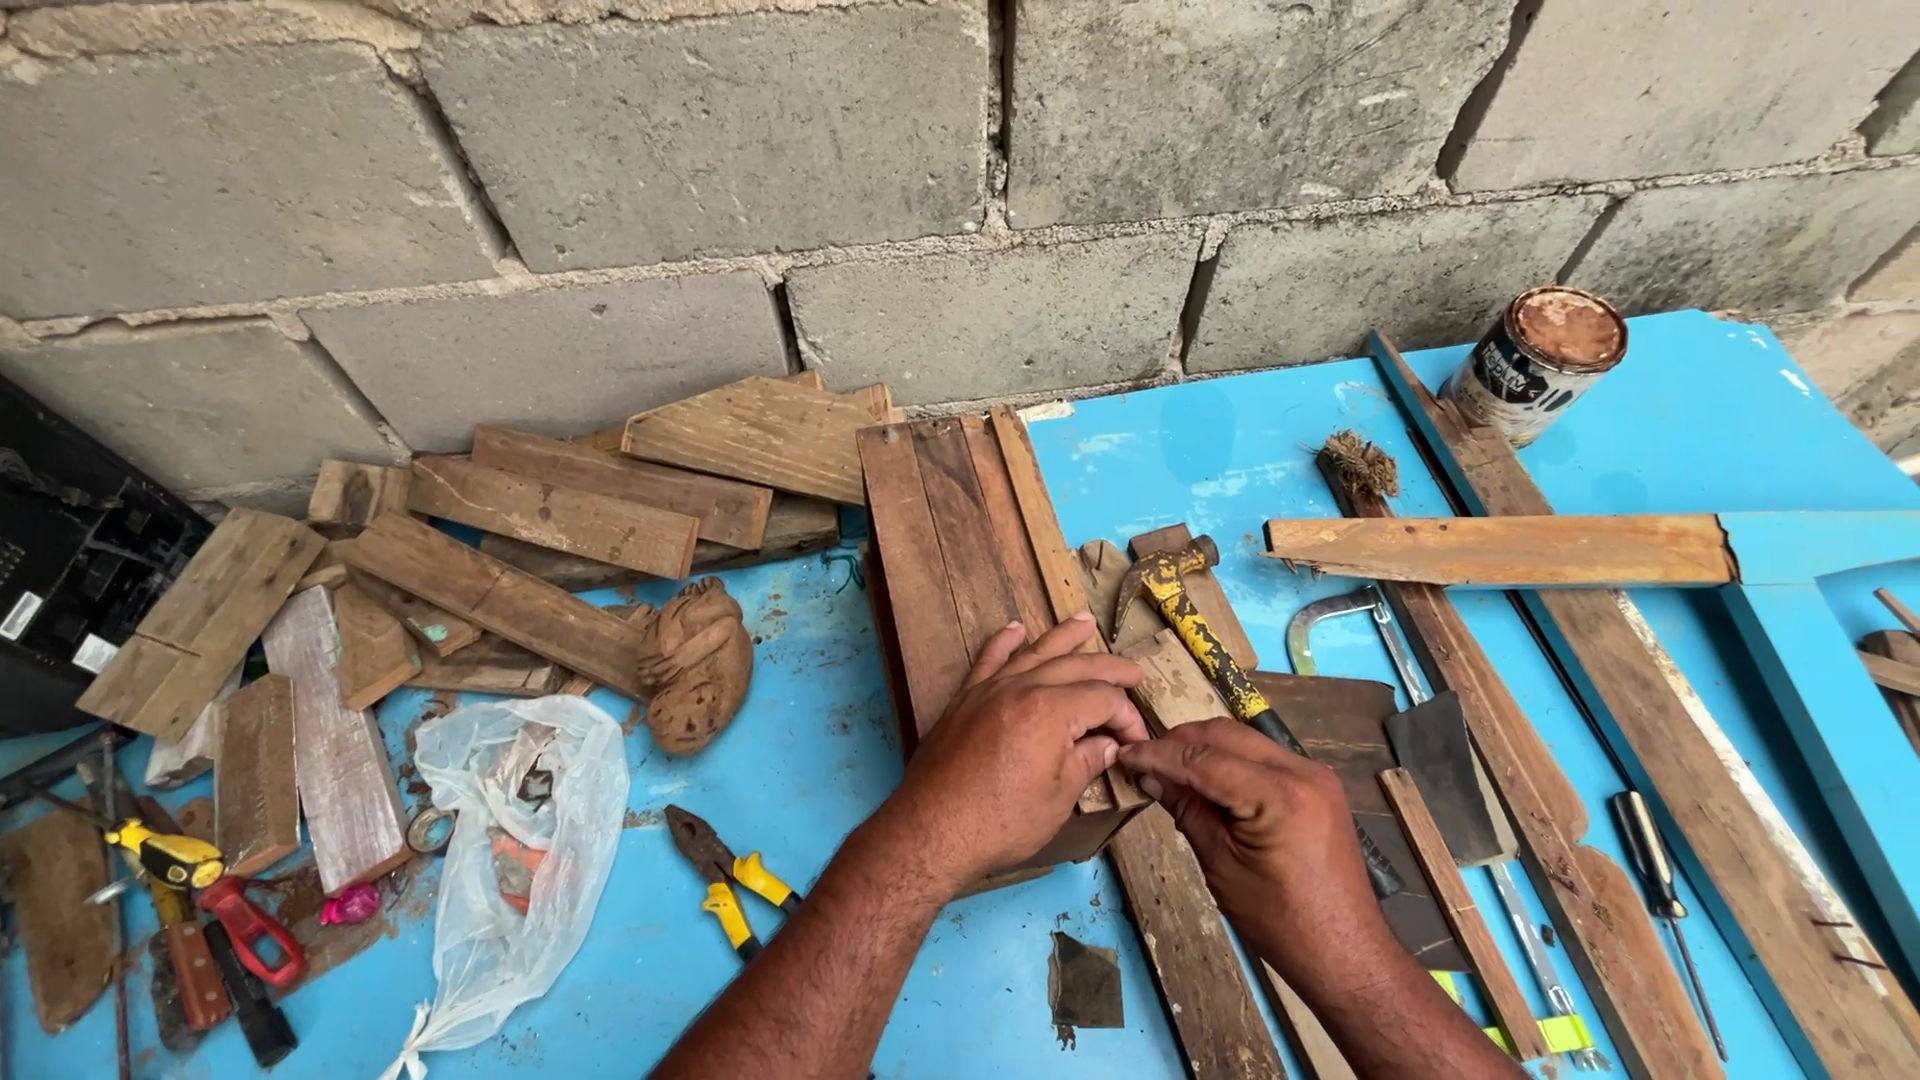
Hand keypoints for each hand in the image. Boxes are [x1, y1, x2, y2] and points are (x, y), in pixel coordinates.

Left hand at [877, 614, 1149, 890]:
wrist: (932, 830)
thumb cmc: (1000, 822)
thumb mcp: (1058, 798)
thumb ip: (1086, 762)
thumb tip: (1108, 744)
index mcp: (1051, 712)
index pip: (1103, 700)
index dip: (1127, 718)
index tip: (1136, 743)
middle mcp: (1021, 689)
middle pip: (1075, 667)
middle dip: (1109, 669)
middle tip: (1135, 672)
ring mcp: (989, 690)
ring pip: (1033, 653)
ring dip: (1062, 636)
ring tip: (1084, 621)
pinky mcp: (965, 699)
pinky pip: (987, 660)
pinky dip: (1003, 642)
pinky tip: (1015, 629)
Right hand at [1118, 719, 1401, 991]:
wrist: (1347, 953)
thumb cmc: (1280, 921)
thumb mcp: (1221, 865)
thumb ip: (1187, 810)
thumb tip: (1149, 775)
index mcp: (1279, 795)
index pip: (1203, 759)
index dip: (1158, 754)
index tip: (1124, 754)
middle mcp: (1301, 771)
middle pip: (1225, 734)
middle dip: (1179, 742)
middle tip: (1143, 758)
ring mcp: (1314, 773)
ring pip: (1244, 738)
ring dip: (1203, 746)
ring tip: (1168, 766)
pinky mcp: (1317, 783)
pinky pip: (1263, 755)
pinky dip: (1230, 758)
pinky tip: (1206, 776)